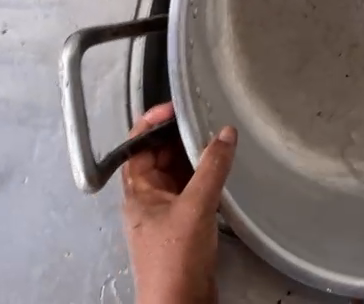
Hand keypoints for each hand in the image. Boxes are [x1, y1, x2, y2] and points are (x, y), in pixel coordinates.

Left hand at [120, 104, 236, 303]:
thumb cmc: (175, 257)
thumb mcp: (195, 207)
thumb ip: (211, 166)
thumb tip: (227, 131)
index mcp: (138, 192)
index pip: (136, 146)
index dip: (151, 123)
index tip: (175, 105)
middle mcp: (149, 198)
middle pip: (160, 155)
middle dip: (179, 134)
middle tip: (206, 113)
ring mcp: (166, 212)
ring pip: (178, 171)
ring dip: (195, 153)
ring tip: (219, 132)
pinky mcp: (184, 225)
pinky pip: (193, 188)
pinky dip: (205, 173)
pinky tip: (223, 165)